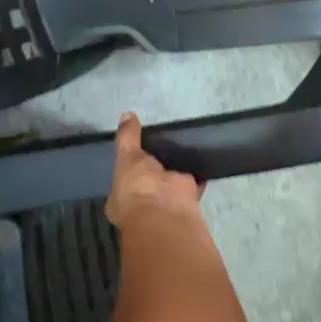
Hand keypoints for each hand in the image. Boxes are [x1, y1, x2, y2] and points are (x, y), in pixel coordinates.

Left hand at [106, 112, 202, 229]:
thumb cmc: (136, 186)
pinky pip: (192, 181)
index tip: (136, 147)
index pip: (123, 178)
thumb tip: (126, 114)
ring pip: (170, 181)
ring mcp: (165, 201)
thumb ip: (127, 137)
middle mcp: (142, 203)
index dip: (128, 165)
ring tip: (181, 144)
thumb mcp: (127, 156)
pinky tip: (199, 154)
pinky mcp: (186, 197)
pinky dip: (196, 172)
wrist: (165, 206)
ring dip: (175, 169)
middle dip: (154, 167)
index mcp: (121, 198)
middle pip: (148, 180)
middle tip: (161, 142)